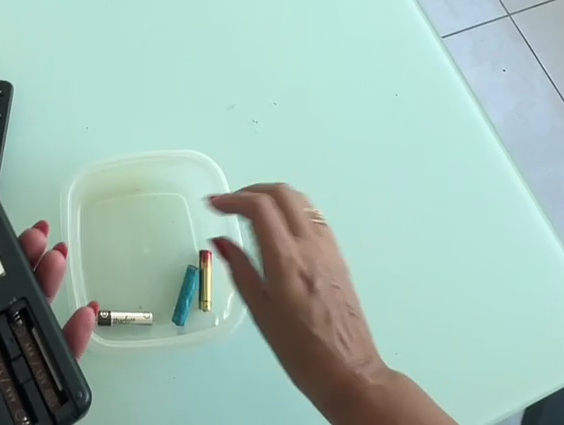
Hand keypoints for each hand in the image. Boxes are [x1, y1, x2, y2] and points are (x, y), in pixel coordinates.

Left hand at [0, 220, 98, 424]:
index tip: (2, 232)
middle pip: (4, 296)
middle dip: (25, 263)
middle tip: (40, 237)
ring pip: (30, 322)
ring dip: (48, 289)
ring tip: (57, 260)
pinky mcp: (19, 401)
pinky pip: (51, 366)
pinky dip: (71, 341)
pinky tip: (80, 317)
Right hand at [210, 185, 454, 424]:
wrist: (350, 372)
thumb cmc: (299, 350)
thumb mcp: (260, 313)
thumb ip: (240, 269)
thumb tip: (219, 240)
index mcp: (286, 260)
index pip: (259, 207)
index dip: (232, 199)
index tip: (213, 204)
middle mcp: (309, 244)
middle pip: (280, 192)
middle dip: (250, 190)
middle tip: (230, 203)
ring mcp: (327, 246)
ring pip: (299, 199)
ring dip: (271, 194)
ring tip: (251, 210)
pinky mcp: (338, 253)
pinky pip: (312, 214)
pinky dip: (290, 206)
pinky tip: (279, 223)